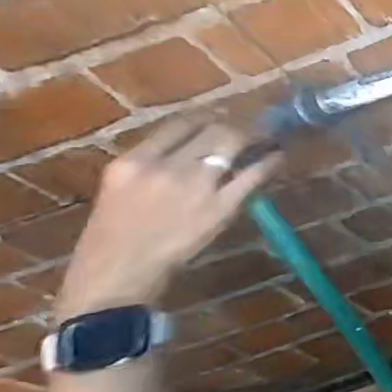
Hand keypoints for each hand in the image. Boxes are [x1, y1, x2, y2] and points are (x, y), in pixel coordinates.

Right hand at [56, 123, 279, 318]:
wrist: (117, 274)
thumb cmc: (113, 235)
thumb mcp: (120, 190)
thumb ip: (153, 166)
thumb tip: (192, 148)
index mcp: (131, 163)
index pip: (178, 124)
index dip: (207, 118)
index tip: (222, 118)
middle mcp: (164, 168)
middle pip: (214, 129)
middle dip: (238, 126)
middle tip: (251, 129)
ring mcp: (196, 186)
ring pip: (236, 143)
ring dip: (257, 137)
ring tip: (268, 138)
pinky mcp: (222, 205)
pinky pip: (255, 173)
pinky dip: (271, 161)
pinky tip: (277, 157)